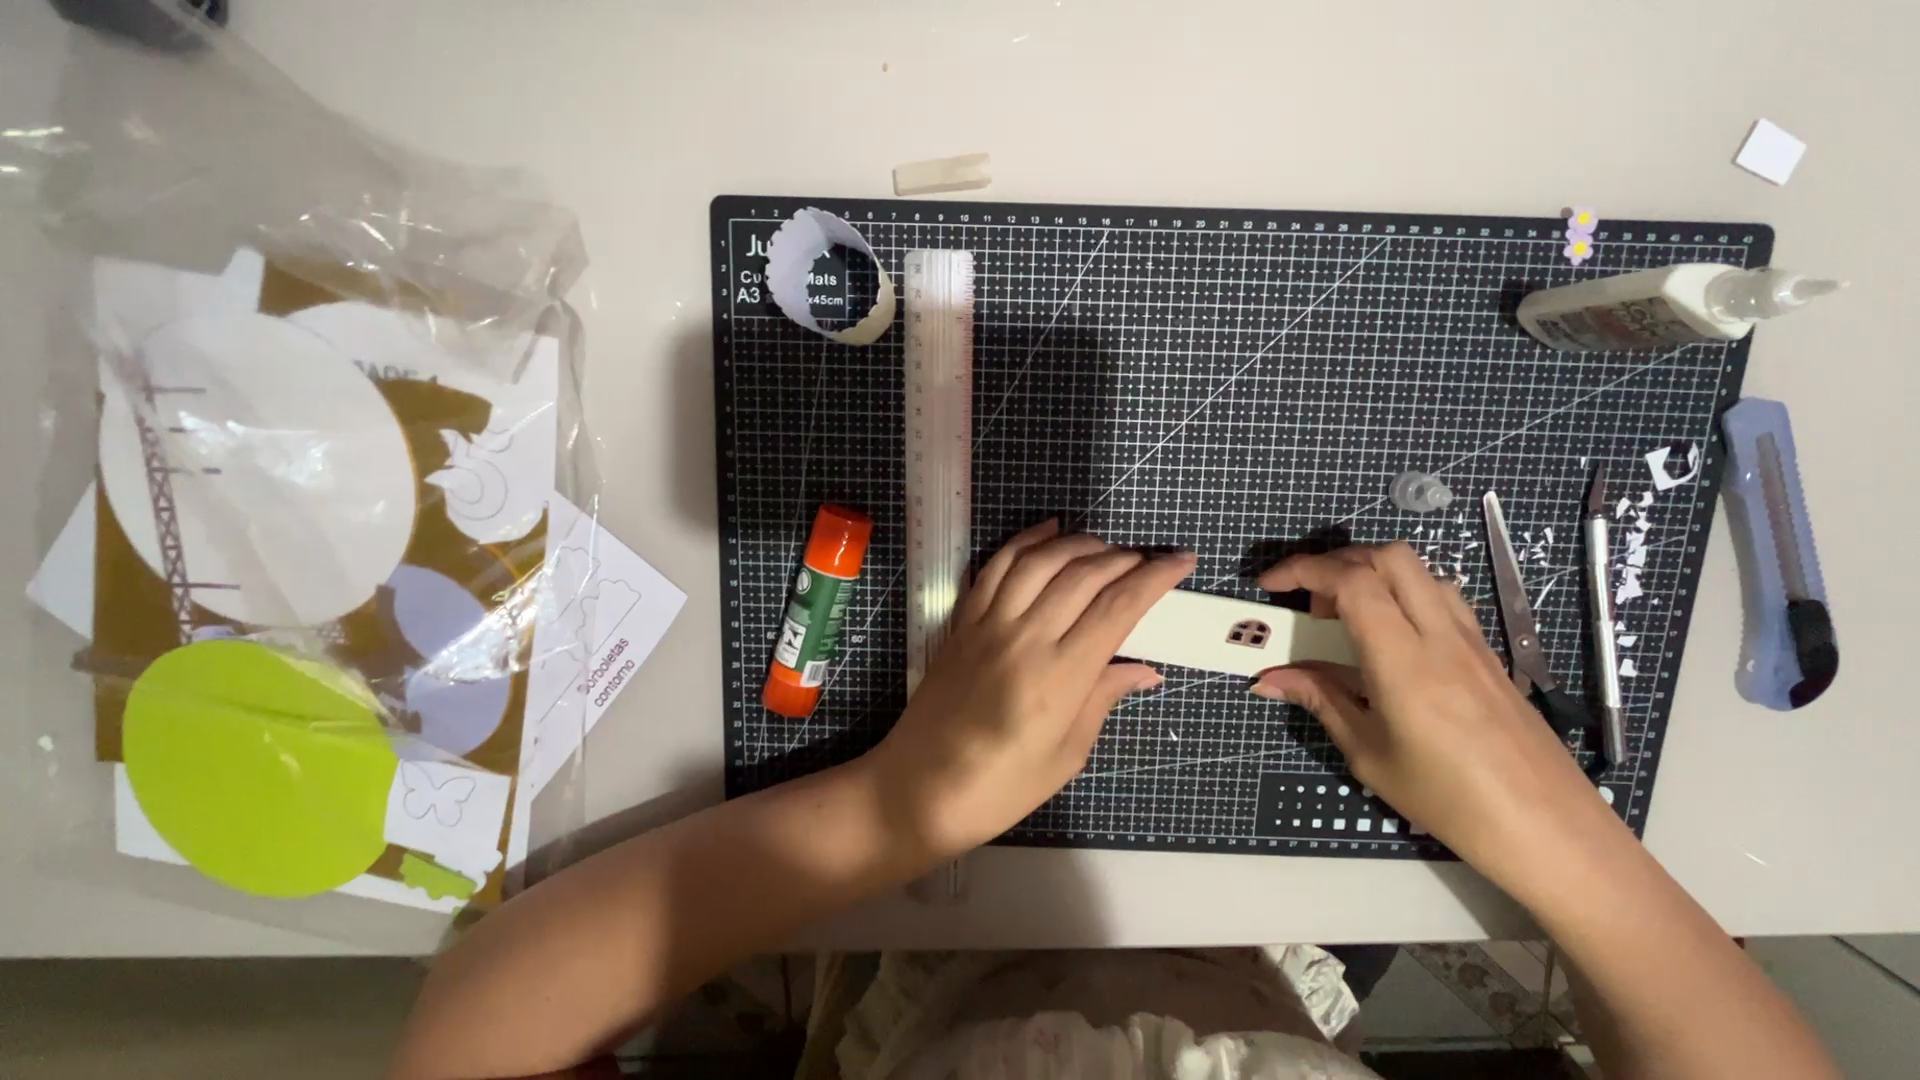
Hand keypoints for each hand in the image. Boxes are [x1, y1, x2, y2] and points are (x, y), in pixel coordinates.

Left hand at [866, 520, 1195, 861]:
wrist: (920, 788)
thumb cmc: (1001, 786)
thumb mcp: (1067, 754)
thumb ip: (1103, 698)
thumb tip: (1144, 669)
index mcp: (1061, 677)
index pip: (1118, 607)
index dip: (1155, 578)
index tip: (1181, 561)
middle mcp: (1026, 638)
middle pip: (1083, 575)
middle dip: (1124, 558)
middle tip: (1147, 560)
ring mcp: (988, 624)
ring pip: (1040, 560)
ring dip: (1079, 544)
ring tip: (1106, 546)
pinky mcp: (962, 622)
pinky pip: (995, 567)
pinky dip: (1025, 541)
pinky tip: (1048, 530)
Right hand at [1251, 544, 1617, 876]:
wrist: (1548, 829)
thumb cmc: (1449, 799)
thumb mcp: (1369, 755)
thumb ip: (1321, 701)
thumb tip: (1268, 679)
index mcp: (1404, 660)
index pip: (1352, 582)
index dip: (1304, 570)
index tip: (1269, 587)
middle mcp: (1440, 636)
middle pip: (1389, 557)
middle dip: (1338, 562)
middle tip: (1309, 600)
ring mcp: (1471, 640)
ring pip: (1420, 571)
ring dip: (1374, 574)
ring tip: (1346, 616)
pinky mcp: (1487, 653)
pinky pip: (1442, 598)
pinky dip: (1403, 594)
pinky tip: (1390, 637)